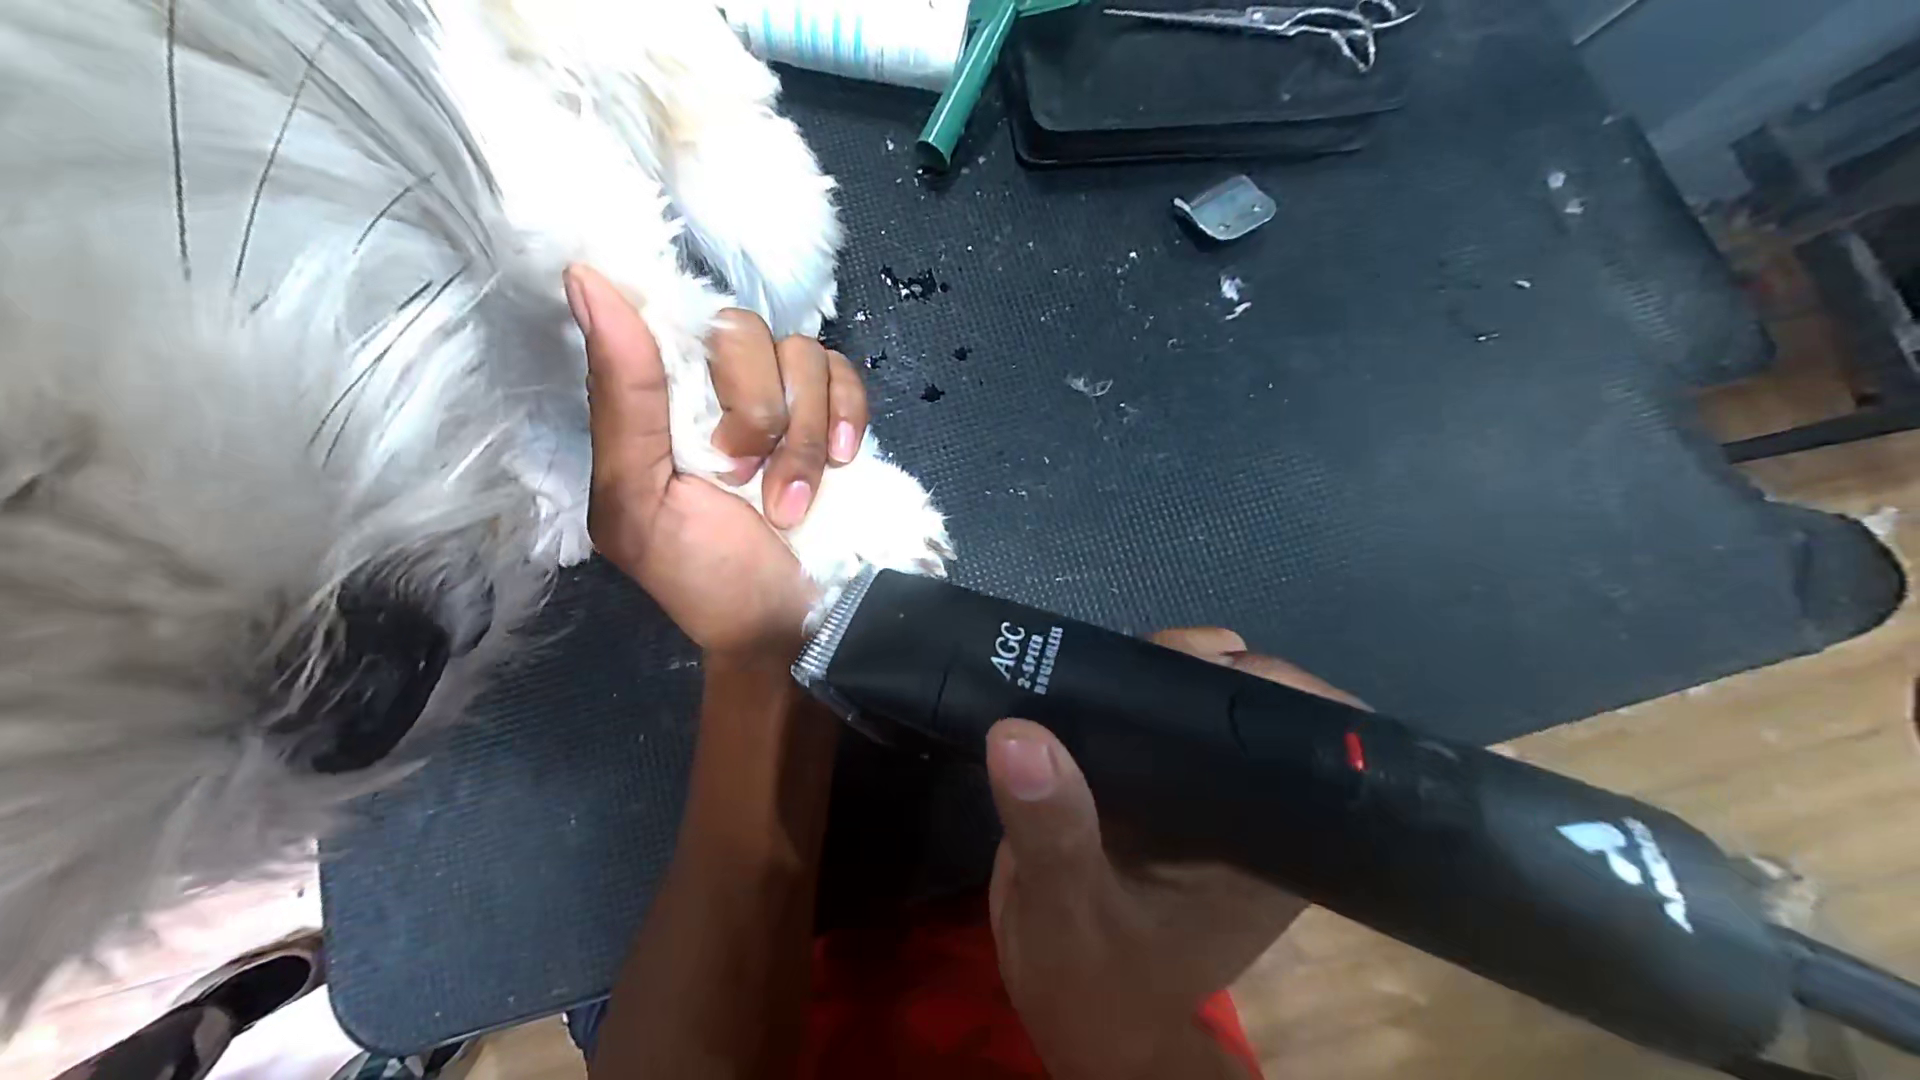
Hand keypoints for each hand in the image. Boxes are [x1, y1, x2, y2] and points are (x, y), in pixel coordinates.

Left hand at [569, 265, 868, 657]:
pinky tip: (841, 458)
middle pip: (744, 330)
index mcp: (661, 404)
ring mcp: (787, 401)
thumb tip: (586, 277)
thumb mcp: (638, 501)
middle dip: (754, 410)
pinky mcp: (838, 418)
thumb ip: (621, 398)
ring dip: (802, 435)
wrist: (789, 625)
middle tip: (745, 476)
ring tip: (794, 499)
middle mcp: (722, 390)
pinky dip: (847, 414)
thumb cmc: (705, 575)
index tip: (698, 394)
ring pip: (803, 353)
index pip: (668, 317)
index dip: (686, 339)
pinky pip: (847, 374)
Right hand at [986, 628, 1366, 1079]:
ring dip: (1156, 667)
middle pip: (1244, 710)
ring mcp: (1192, 792)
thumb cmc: (1092, 984)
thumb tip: (1018, 734)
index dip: (1273, 689)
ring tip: (1110, 655)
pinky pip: (1140, 716)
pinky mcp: (1146, 782)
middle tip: (1145, 651)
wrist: (1071, 1013)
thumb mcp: (1068, 915)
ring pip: (1190, 703)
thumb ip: (1052, 832)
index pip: (1301, 749)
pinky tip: (1086, 669)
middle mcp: (1241, 808)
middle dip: (1202, 665)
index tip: (1210, 659)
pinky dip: (1118, 686)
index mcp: (1264, 843)